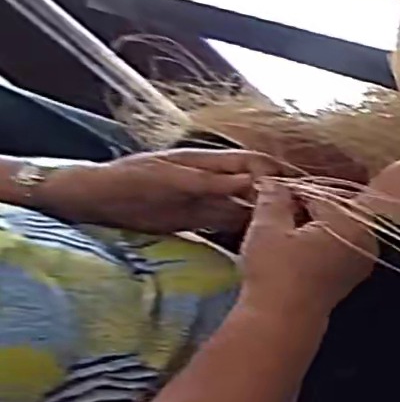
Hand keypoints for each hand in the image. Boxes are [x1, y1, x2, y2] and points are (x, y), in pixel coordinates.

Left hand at [32, 149, 280, 233]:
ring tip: (302, 229)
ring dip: (279, 214)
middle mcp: (221, 179)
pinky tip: (276, 239)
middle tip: (314, 214)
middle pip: (267, 184)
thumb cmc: (121, 183)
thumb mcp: (167, 180)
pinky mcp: (210, 218)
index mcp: (212, 162)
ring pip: (260, 205)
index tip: (299, 195)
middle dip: (290, 196)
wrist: (83, 203)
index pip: (260, 164)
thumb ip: (213, 181)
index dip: (282, 176)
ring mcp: (217, 199)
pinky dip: (262, 229)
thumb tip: (260, 182)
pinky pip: (245, 222)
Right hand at [237, 180, 375, 321]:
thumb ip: (274, 201)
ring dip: (314, 223)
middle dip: (306, 208)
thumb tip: (273, 180)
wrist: (288, 312)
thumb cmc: (276, 269)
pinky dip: (323, 239)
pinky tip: (298, 243)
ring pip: (340, 228)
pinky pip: (343, 244)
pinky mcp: (359, 269)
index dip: (291, 193)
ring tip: (282, 226)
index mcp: (352, 226)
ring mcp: (367, 256)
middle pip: (336, 212)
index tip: (267, 194)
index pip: (321, 198)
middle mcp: (368, 239)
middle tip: (273, 209)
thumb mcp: (268, 229)